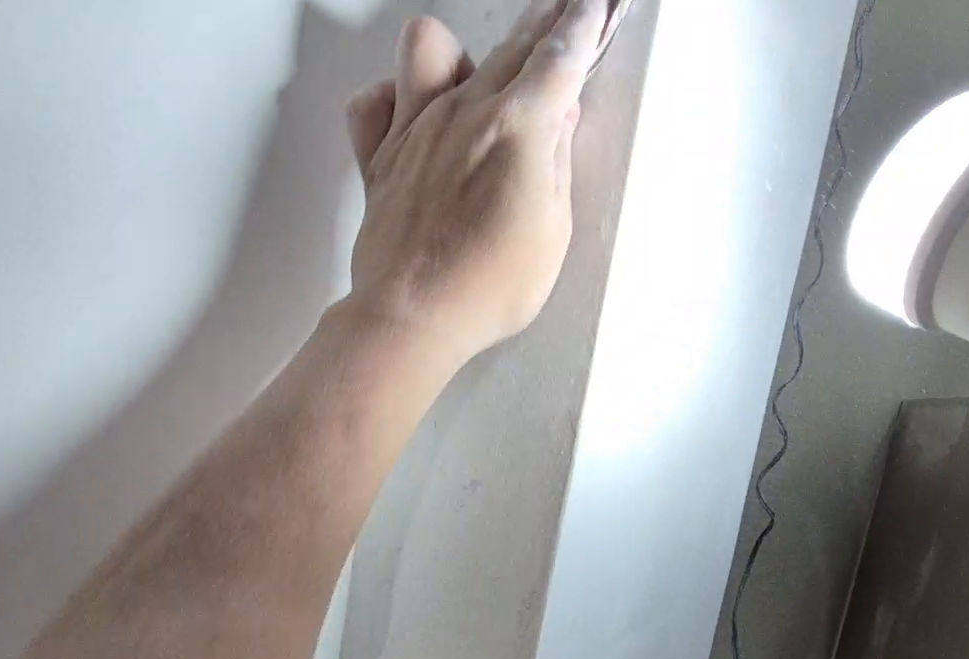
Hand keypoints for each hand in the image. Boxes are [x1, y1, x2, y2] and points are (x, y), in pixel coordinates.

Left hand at [342, 0, 608, 366]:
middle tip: (564, 14)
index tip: (596, 4)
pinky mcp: (379, 161)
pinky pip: (372, 104)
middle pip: (511, 44)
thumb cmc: (486, 289)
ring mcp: (415, 132)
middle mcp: (463, 113)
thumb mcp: (551, 232)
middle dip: (546, 20)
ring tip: (473, 87)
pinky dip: (391, 101)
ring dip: (458, 55)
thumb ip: (555, 165)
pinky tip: (411, 118)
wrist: (413, 317)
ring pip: (429, 46)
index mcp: (518, 127)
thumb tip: (557, 118)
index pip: (561, 54)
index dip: (584, 22)